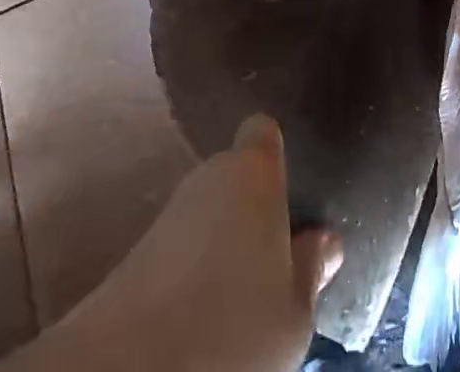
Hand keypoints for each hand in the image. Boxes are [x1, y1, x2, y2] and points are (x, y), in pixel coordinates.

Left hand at [0, 116, 340, 371]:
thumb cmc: (231, 327)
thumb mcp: (294, 312)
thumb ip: (311, 269)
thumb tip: (325, 241)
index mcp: (253, 174)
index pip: (262, 132)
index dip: (276, 153)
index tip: (291, 188)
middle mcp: (207, 180)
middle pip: (239, 178)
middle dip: (256, 209)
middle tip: (279, 258)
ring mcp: (167, 216)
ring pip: (210, 216)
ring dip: (226, 243)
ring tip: (244, 295)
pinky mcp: (135, 256)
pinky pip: (183, 248)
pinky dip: (196, 269)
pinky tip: (206, 312)